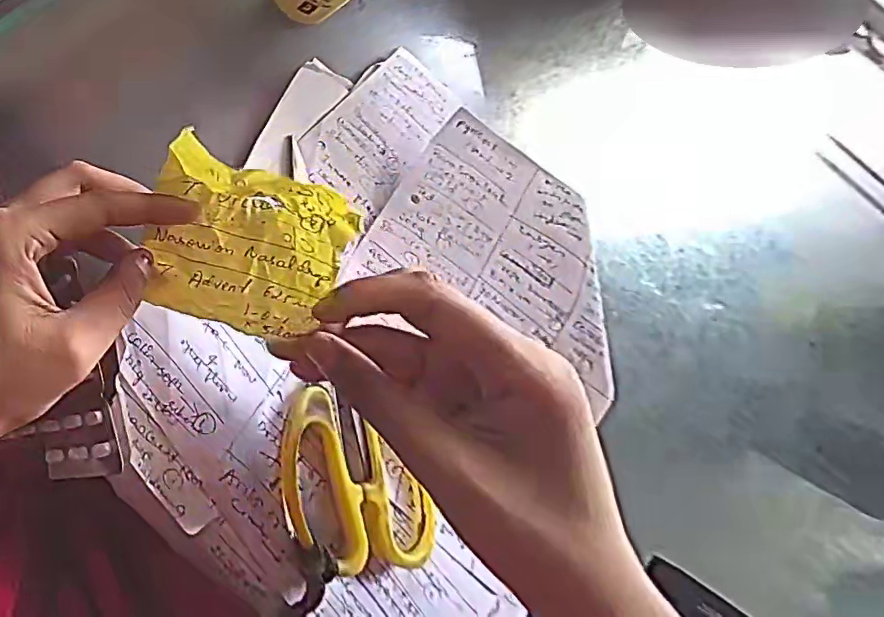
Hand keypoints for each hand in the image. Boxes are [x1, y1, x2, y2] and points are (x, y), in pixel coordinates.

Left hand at [0, 162, 197, 452]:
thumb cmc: (4, 384)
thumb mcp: (76, 345)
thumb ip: (119, 295)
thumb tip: (148, 261)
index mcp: (14, 234)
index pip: (93, 205)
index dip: (147, 208)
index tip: (188, 211)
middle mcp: (2, 220)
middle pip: (74, 184)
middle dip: (124, 196)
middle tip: (166, 214)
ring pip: (63, 204)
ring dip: (106, 221)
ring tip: (145, 249)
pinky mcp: (0, 252)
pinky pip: (52, 229)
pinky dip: (86, 239)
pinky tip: (112, 264)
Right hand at [271, 271, 671, 616]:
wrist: (583, 596)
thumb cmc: (535, 538)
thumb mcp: (445, 466)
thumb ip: (378, 400)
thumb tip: (319, 348)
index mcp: (519, 363)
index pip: (433, 301)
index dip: (368, 296)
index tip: (319, 312)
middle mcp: (505, 357)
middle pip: (416, 319)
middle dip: (353, 325)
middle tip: (299, 337)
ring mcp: (488, 376)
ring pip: (408, 347)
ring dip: (355, 353)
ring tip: (301, 361)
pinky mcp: (473, 397)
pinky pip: (416, 374)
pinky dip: (375, 378)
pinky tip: (336, 378)